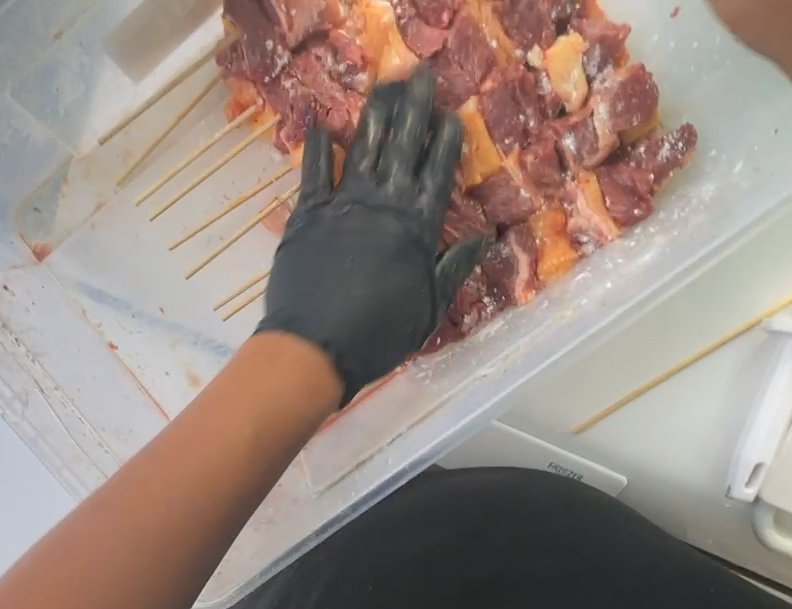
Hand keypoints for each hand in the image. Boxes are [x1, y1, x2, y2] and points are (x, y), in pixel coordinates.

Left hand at [255, 67, 486, 404]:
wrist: (316, 348)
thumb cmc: (378, 337)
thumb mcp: (429, 310)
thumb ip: (453, 270)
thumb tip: (484, 240)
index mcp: (418, 229)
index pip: (438, 173)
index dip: (445, 142)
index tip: (452, 116)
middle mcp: (384, 205)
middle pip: (403, 147)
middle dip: (415, 109)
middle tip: (421, 77)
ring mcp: (343, 205)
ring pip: (363, 148)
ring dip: (375, 116)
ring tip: (384, 88)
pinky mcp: (307, 214)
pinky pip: (313, 173)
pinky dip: (315, 148)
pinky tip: (318, 126)